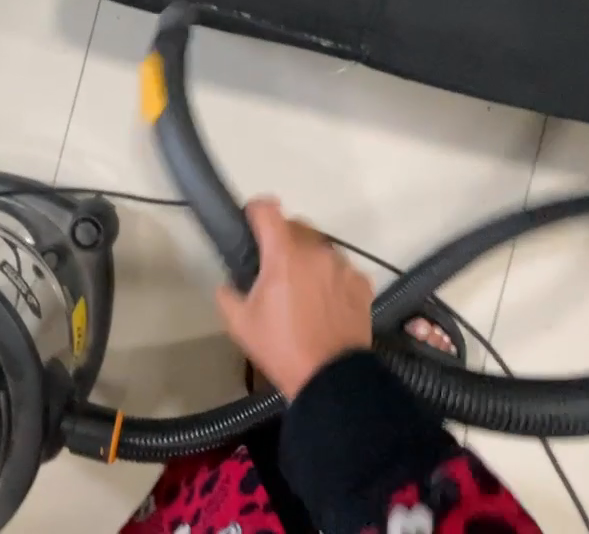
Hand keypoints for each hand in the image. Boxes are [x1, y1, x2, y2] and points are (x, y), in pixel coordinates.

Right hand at [215, 197, 373, 398]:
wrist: (331, 380)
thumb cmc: (281, 347)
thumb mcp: (240, 323)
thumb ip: (227, 294)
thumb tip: (229, 284)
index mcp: (283, 253)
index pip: (267, 209)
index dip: (255, 210)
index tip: (250, 223)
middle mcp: (316, 250)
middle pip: (295, 225)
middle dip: (281, 239)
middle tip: (273, 268)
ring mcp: (342, 266)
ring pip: (320, 247)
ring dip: (308, 258)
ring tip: (302, 289)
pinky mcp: (361, 284)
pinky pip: (341, 269)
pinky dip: (331, 277)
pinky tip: (326, 303)